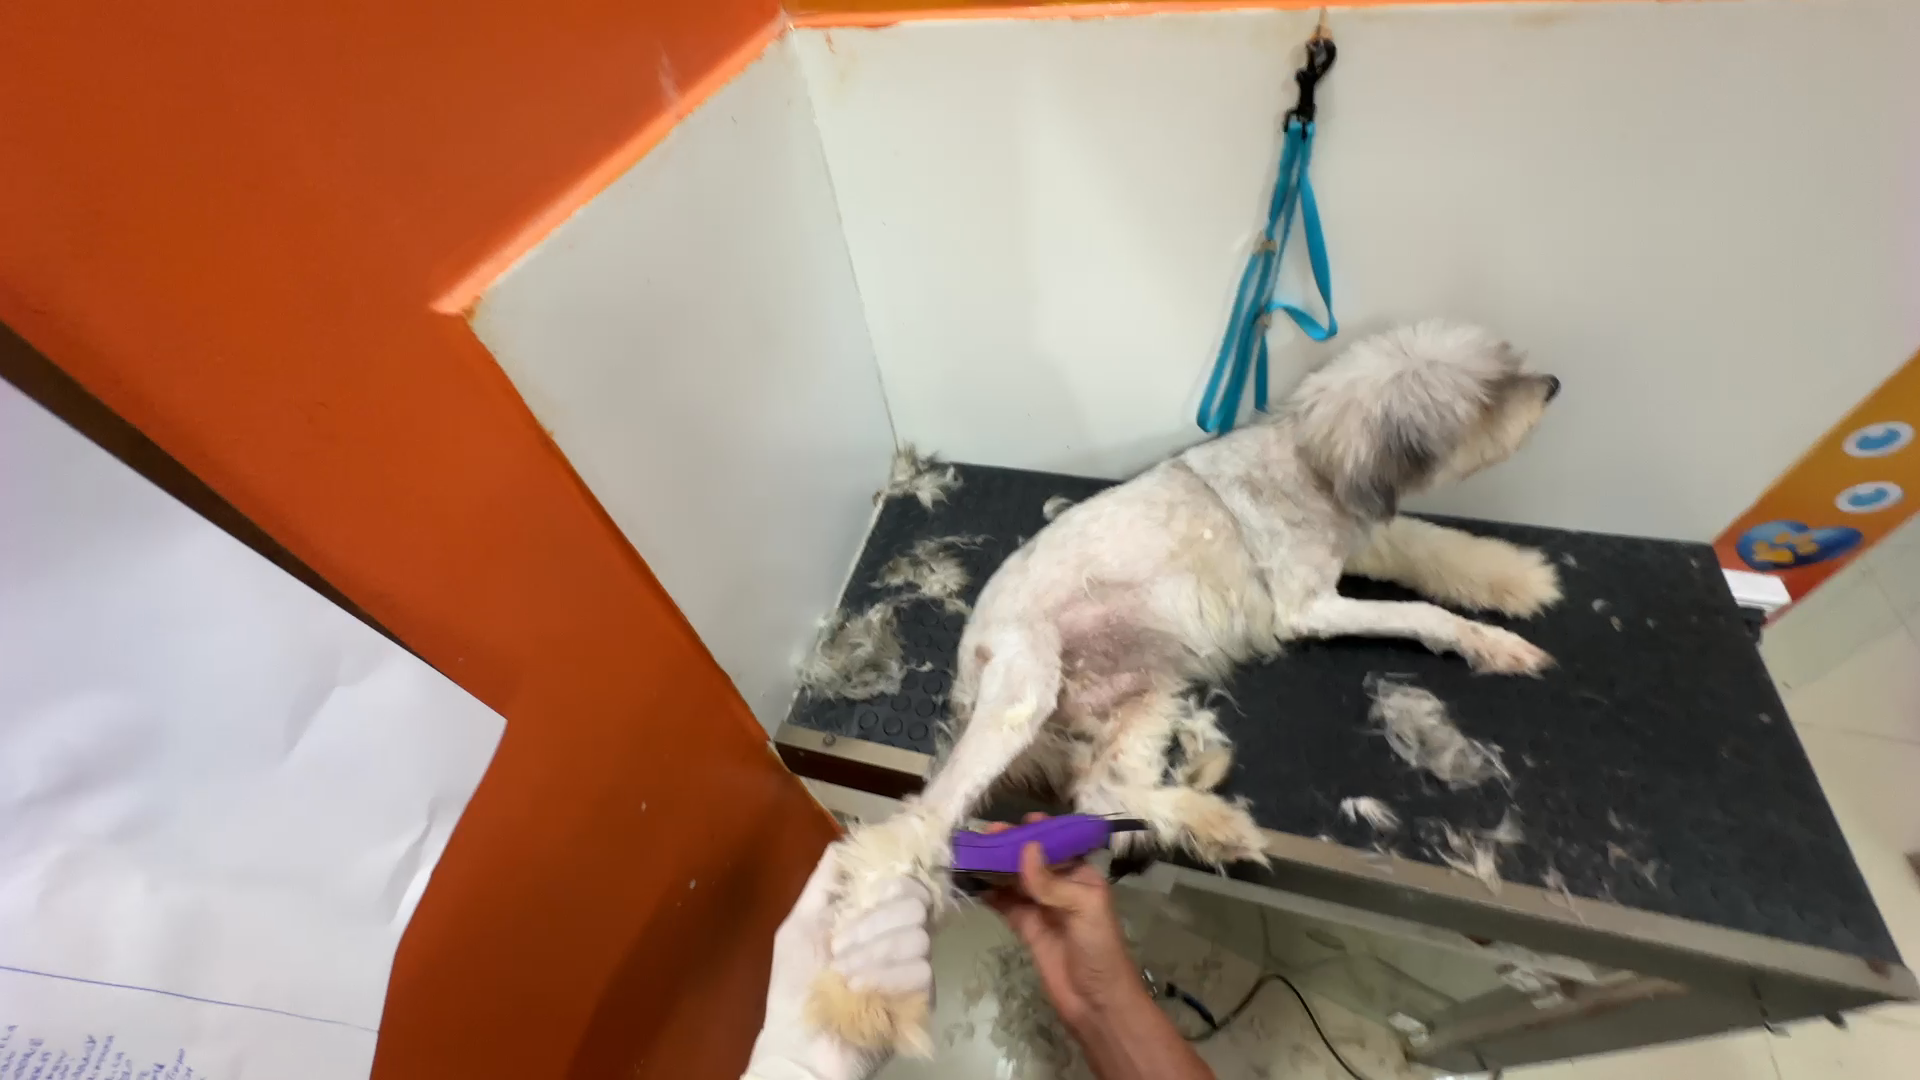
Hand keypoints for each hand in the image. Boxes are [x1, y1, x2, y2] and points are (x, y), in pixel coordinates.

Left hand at [743, 844, 932, 1079]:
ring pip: (917, 935)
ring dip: (873, 954)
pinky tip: (860, 991)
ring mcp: (915, 966)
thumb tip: (843, 842)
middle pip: (915, 902)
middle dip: (872, 924)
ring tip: (844, 976)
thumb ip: (823, 884)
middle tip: (841, 948)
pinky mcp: (922, 998)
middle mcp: (902, 935)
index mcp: (877, 915)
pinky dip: (885, 977)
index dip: (891, 883)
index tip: (867, 896)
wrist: (799, 1049)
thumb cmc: (795, 988)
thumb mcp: (799, 927)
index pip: (907, 880)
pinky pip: (920, 970)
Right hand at [982, 815, 1144, 1030]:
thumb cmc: (1100, 948)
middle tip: (987, 835)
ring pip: (1015, 879)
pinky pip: (1005, 903)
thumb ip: (1052, 881)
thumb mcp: (1083, 908)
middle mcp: (1059, 886)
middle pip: (1031, 859)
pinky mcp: (1026, 927)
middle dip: (1011, 845)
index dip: (1039, 831)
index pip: (1058, 845)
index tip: (1019, 821)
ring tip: (973, 852)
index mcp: (1080, 875)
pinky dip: (990, 892)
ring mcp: (1041, 906)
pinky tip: (973, 882)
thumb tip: (1026, 848)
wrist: (1096, 1005)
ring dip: (996, 866)